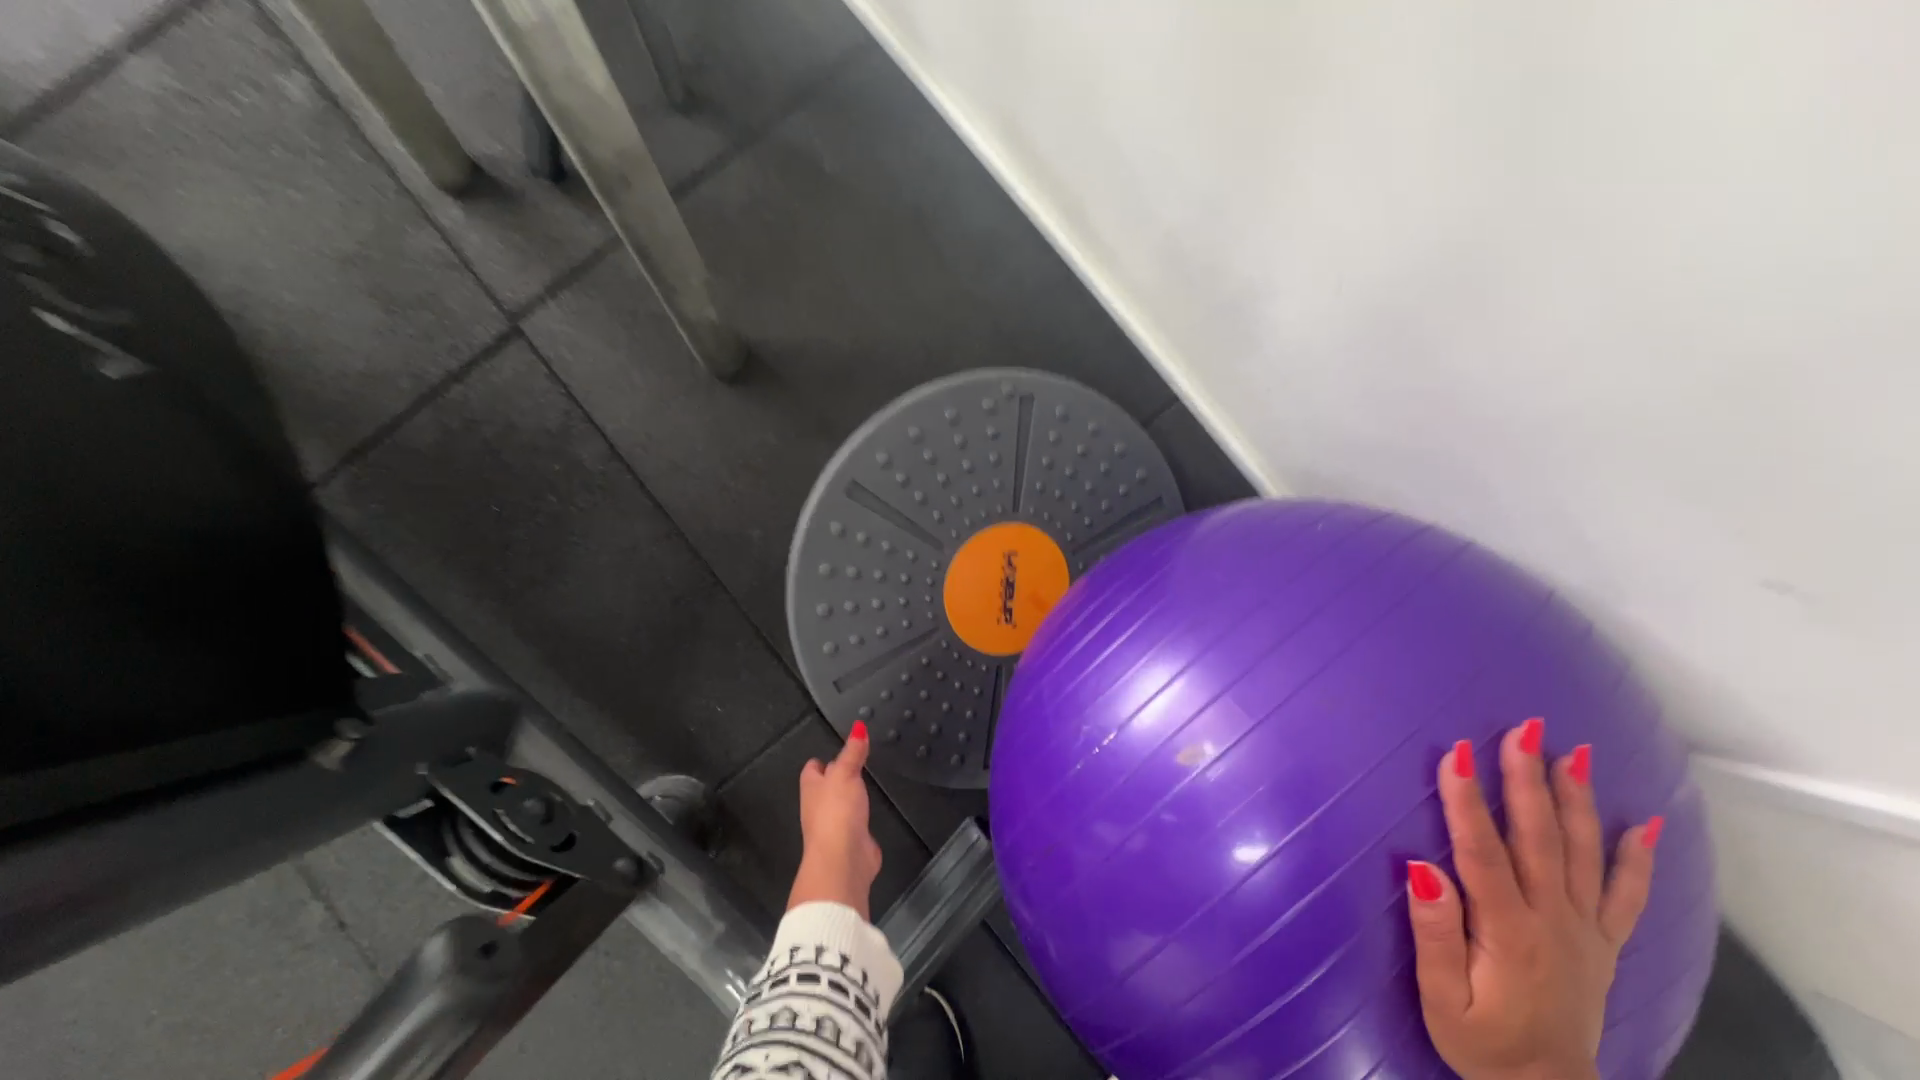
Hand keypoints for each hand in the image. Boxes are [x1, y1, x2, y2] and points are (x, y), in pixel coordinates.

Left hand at [787, 721, 882, 919]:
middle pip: (827, 786)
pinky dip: (863, 816)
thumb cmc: (836, 811)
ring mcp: (835, 825)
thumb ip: (853, 752)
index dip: (823, 759)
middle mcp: (819, 806)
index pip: (813, 768)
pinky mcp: (851, 840)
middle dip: (839, 776)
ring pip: (842, 804)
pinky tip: (873, 811)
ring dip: (851, 796)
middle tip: (857, 762)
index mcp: (811, 787)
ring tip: (867, 782)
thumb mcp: (845, 773)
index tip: (838, 749)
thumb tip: (858, 727)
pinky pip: (856, 822)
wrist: (843, 860)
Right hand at [1407, 718, 1662, 1079]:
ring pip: (1582, 853)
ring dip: (1575, 799)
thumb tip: (1422, 869)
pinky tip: (1642, 822)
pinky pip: (1626, 895)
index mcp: (1507, 932)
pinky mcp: (1603, 943)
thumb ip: (1434, 935)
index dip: (1467, 800)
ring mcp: (1584, 930)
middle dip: (1528, 780)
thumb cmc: (1480, 1042)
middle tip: (1525, 729)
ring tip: (1572, 752)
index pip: (1482, 853)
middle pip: (1539, 839)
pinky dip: (1636, 857)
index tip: (1456, 753)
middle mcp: (1552, 921)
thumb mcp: (1441, 1000)